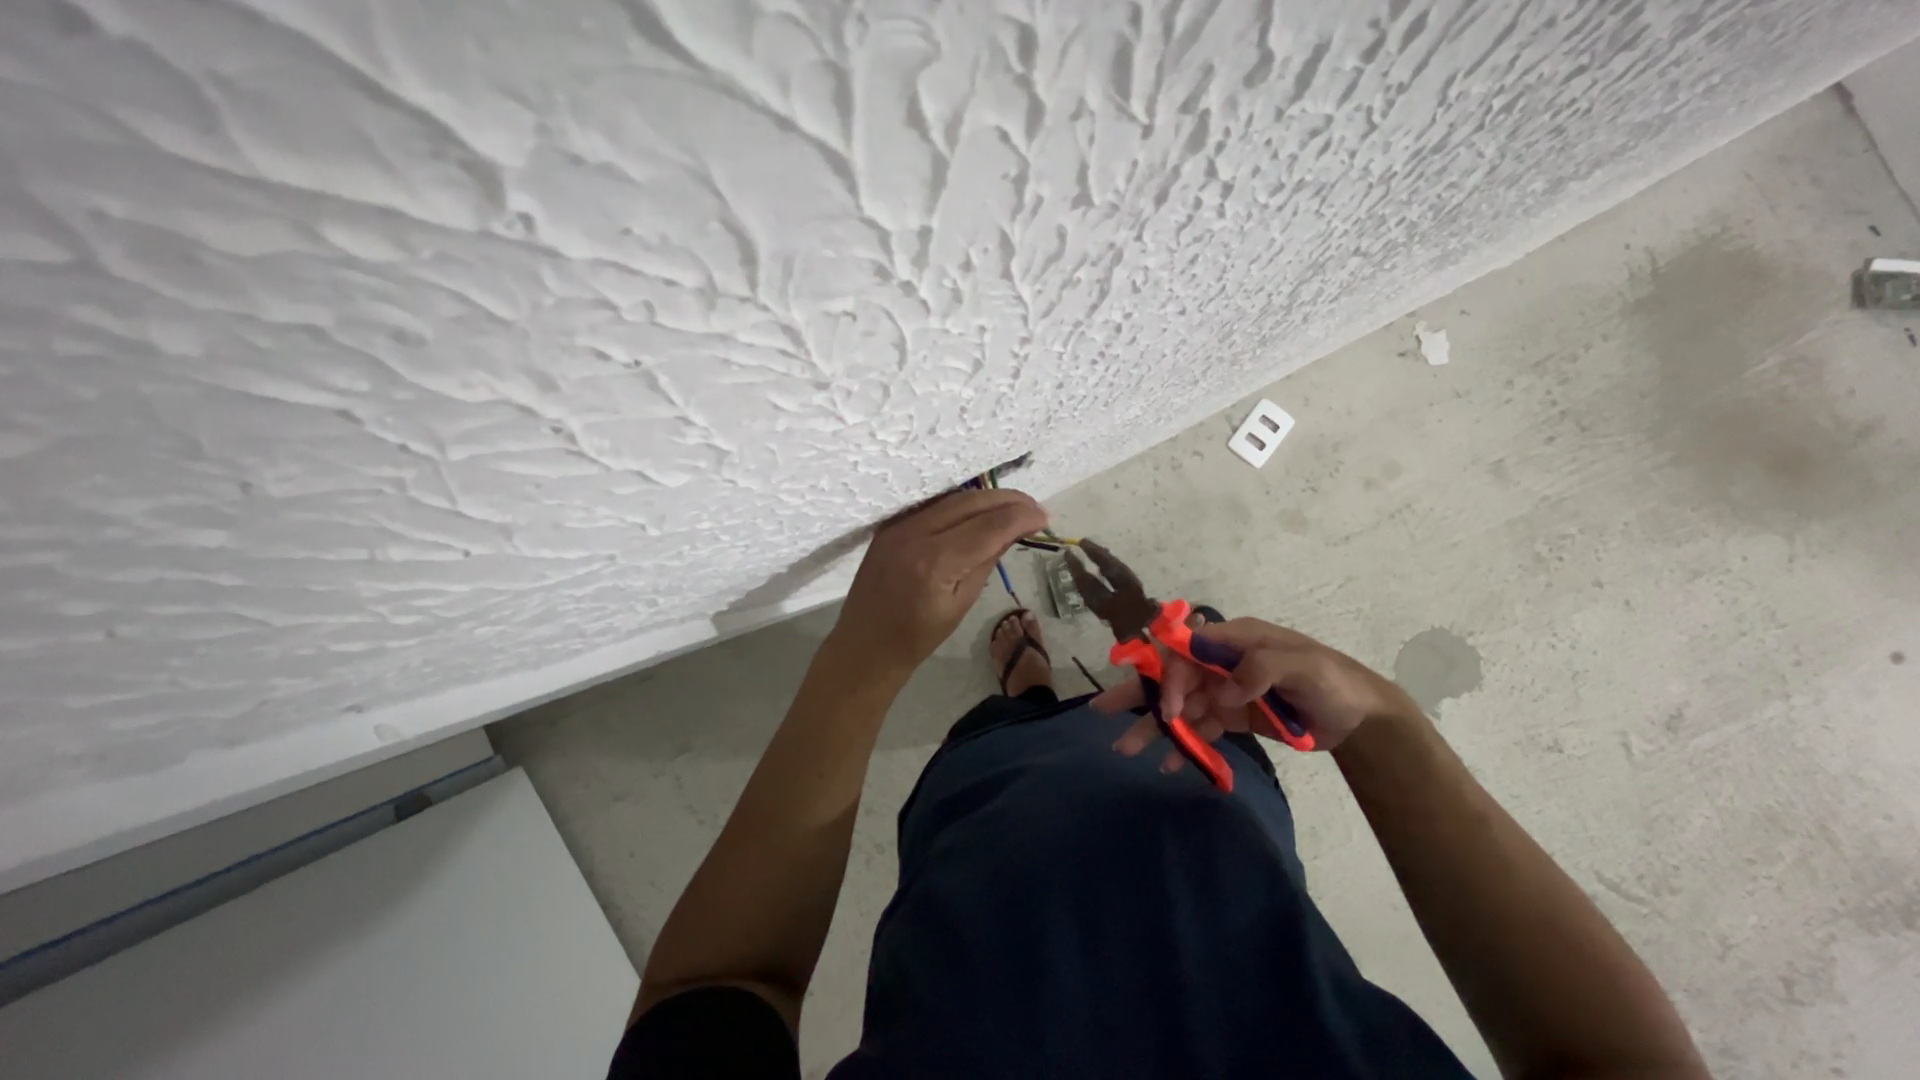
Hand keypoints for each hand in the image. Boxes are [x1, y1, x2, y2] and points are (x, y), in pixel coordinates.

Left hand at [830, 489, 1048, 677]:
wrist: (865, 645)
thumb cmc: (917, 637)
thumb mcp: (961, 603)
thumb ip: (986, 561)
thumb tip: (1013, 530)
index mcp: (935, 562)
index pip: (988, 526)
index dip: (1020, 517)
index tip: (1044, 518)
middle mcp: (915, 535)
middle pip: (971, 502)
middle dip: (1008, 500)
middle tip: (1035, 508)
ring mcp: (898, 527)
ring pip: (951, 499)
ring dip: (986, 498)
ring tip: (1014, 507)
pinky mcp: (890, 526)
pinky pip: (932, 506)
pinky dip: (960, 504)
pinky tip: (979, 510)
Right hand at [1093, 617, 1422, 766]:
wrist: (1360, 718)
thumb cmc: (1332, 681)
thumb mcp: (1303, 666)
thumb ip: (1262, 669)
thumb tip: (1223, 691)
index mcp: (1234, 640)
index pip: (1186, 650)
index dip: (1168, 675)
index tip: (1168, 709)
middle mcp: (1222, 662)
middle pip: (1171, 675)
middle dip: (1140, 694)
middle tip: (1103, 711)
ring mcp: (1225, 691)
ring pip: (1180, 707)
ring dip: (1154, 727)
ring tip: (1126, 748)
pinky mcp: (1233, 717)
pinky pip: (1200, 730)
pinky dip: (1183, 745)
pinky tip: (1167, 763)